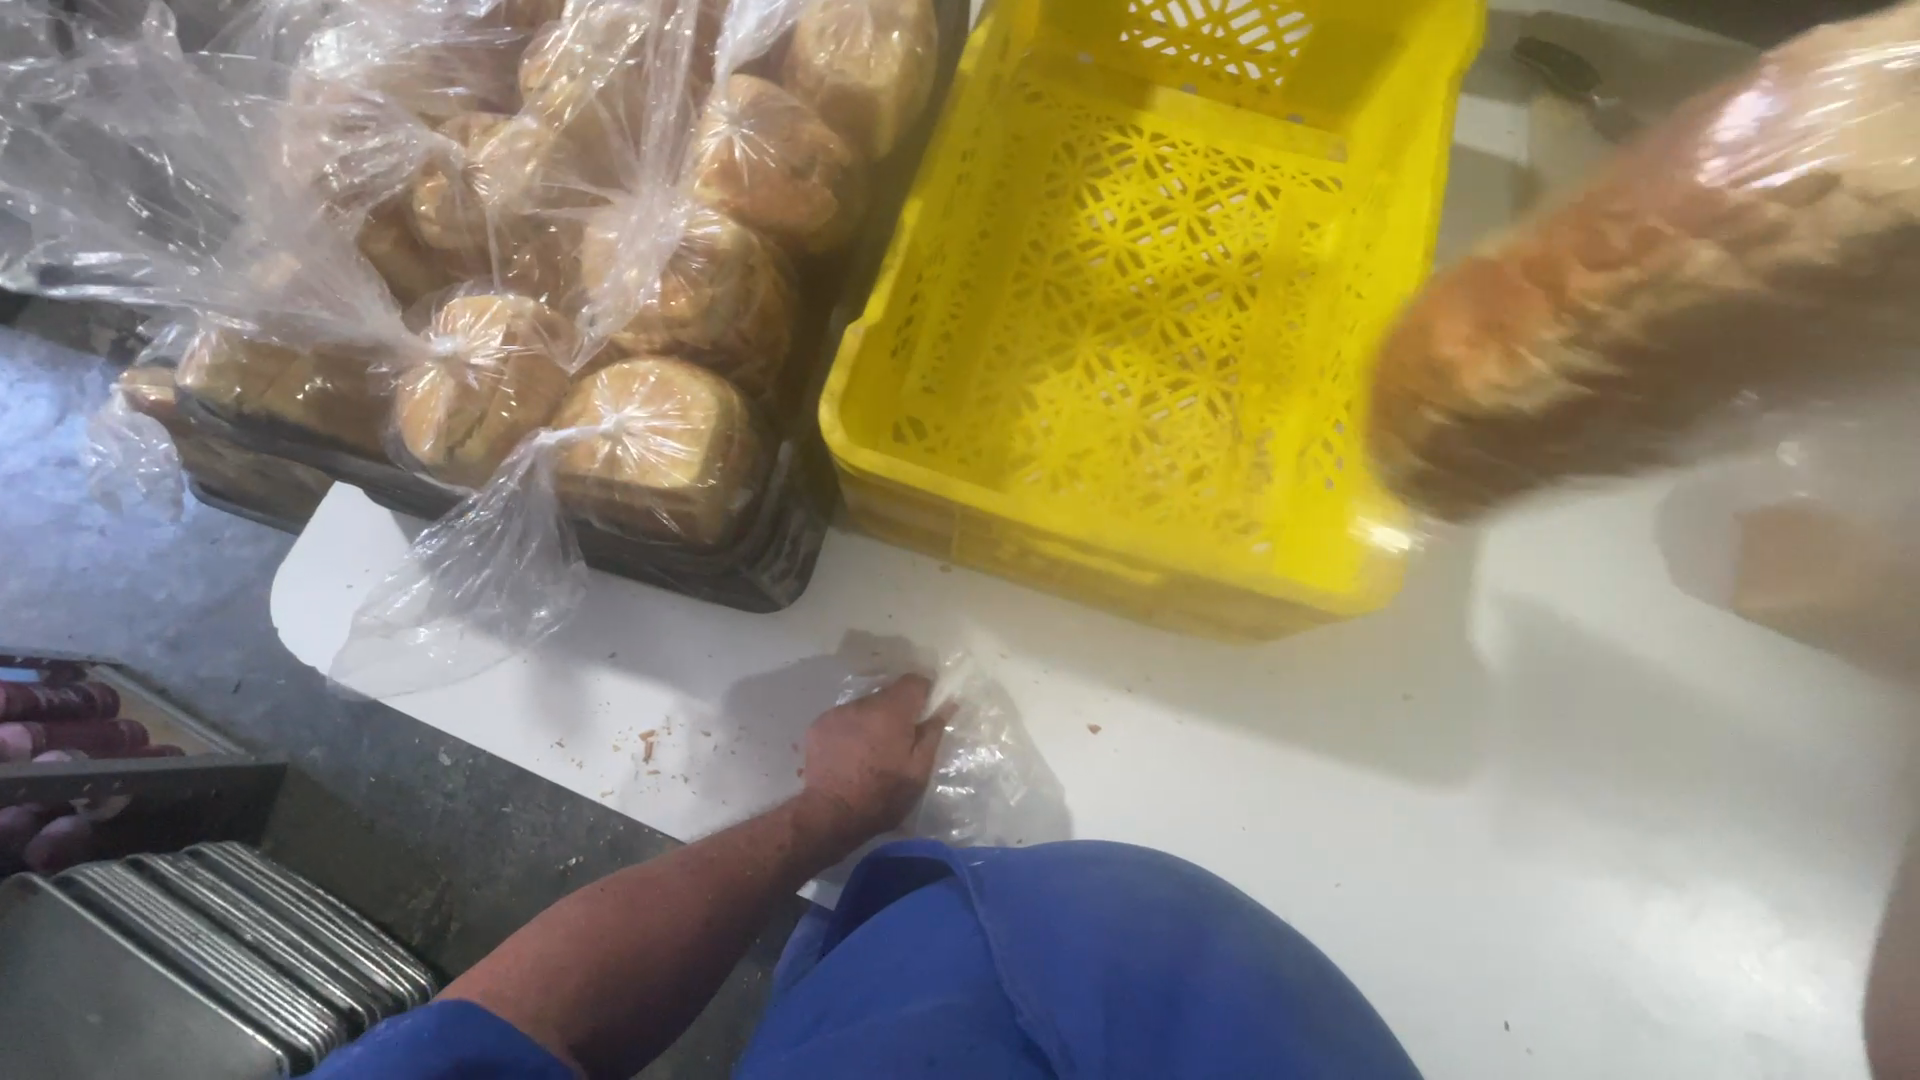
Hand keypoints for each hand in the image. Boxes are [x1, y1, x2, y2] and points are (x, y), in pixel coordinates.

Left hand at [798, 674, 944, 845]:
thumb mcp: (919, 770)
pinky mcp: (818, 724)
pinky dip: (852, 729)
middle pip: (887, 693)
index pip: (913, 681)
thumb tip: (948, 704)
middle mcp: (862, 704)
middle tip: (899, 740)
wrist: (831, 815)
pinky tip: (851, 753)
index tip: (925, 712)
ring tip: (872, 749)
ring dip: (873, 720)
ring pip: (864, 706)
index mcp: (891, 712)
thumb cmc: (883, 796)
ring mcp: (836, 713)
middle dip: (897, 710)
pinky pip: (844, 717)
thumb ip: (933, 732)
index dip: (923, 693)